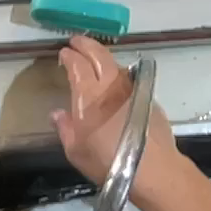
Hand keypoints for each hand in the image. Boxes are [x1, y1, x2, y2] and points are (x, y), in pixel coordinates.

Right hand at [51, 37, 187, 193]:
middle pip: (99, 54)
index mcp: (88, 95)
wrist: (152, 169)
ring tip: (95, 60)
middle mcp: (111, 85)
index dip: (70, 56)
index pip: (77, 64)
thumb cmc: (108, 161)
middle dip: (86, 44)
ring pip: (116, 64)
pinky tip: (116, 82)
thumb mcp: (76, 151)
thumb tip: (58, 113)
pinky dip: (118, 74)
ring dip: (103, 58)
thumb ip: (65, 128)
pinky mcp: (148, 97)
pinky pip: (129, 78)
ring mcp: (132, 88)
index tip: (64, 52)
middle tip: (77, 41)